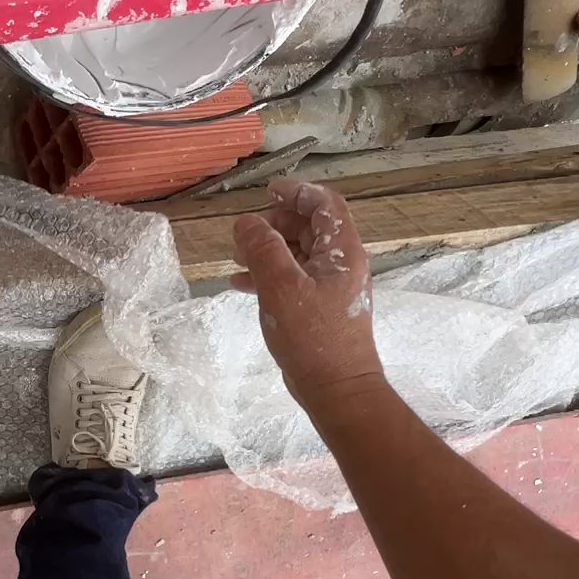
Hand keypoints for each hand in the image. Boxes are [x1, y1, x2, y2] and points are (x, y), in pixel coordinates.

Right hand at [229, 178, 383, 408]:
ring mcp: (330, 288)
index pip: (325, 205)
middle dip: (275, 225)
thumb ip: (262, 250)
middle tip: (245, 234)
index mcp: (342, 252)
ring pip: (297, 254)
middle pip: (309, 228)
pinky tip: (240, 284)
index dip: (297, 192)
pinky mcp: (318, 308)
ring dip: (268, 250)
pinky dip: (268, 275)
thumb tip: (245, 223)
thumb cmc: (313, 337)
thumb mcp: (281, 288)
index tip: (268, 192)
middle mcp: (340, 264)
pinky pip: (292, 279)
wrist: (335, 387)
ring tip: (236, 257)